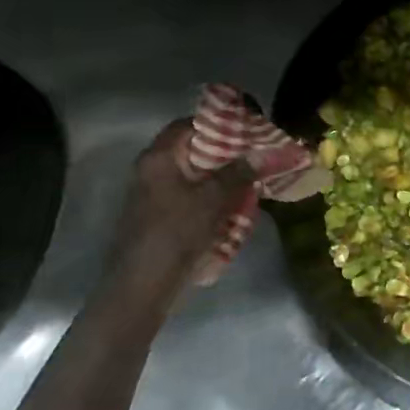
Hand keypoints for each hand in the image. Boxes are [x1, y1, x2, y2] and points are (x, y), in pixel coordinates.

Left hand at [108, 120, 254, 284]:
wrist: (142, 288)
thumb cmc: (175, 233)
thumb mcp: (214, 198)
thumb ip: (240, 171)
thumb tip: (267, 151)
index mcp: (158, 158)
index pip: (188, 124)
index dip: (217, 122)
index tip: (245, 126)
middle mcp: (151, 171)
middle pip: (191, 150)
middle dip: (224, 152)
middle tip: (254, 154)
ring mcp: (152, 196)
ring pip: (192, 175)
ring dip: (219, 176)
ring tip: (250, 179)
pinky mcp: (158, 219)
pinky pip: (188, 197)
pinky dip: (210, 196)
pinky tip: (232, 206)